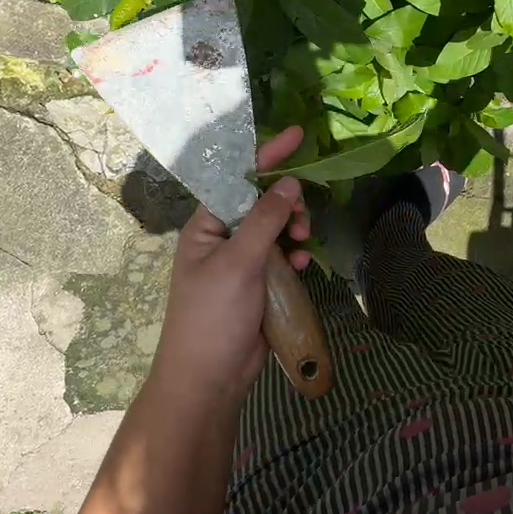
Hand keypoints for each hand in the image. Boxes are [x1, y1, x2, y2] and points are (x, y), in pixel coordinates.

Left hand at [150, 127, 311, 406]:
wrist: (209, 379)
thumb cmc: (213, 316)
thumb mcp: (239, 262)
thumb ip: (265, 219)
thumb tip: (290, 182)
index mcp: (206, 225)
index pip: (238, 179)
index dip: (268, 156)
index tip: (299, 135)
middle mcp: (223, 237)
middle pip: (263, 201)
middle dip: (288, 203)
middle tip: (304, 219)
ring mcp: (242, 261)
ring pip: (278, 228)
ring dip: (295, 230)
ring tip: (306, 245)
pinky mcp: (259, 282)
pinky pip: (283, 254)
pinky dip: (296, 255)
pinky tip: (304, 265)